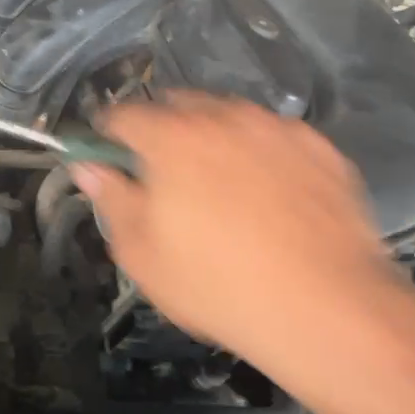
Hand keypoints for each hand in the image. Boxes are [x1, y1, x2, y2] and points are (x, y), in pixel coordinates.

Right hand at [71, 92, 401, 356]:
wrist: (326, 307)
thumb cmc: (218, 284)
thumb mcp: (142, 253)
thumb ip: (111, 201)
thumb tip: (89, 169)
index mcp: (171, 138)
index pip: (123, 115)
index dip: (108, 134)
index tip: (107, 157)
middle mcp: (225, 118)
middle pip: (178, 106)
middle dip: (161, 130)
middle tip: (161, 174)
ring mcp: (278, 130)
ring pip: (230, 119)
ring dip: (213, 138)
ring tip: (217, 184)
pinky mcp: (322, 150)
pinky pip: (274, 140)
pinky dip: (260, 155)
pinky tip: (266, 194)